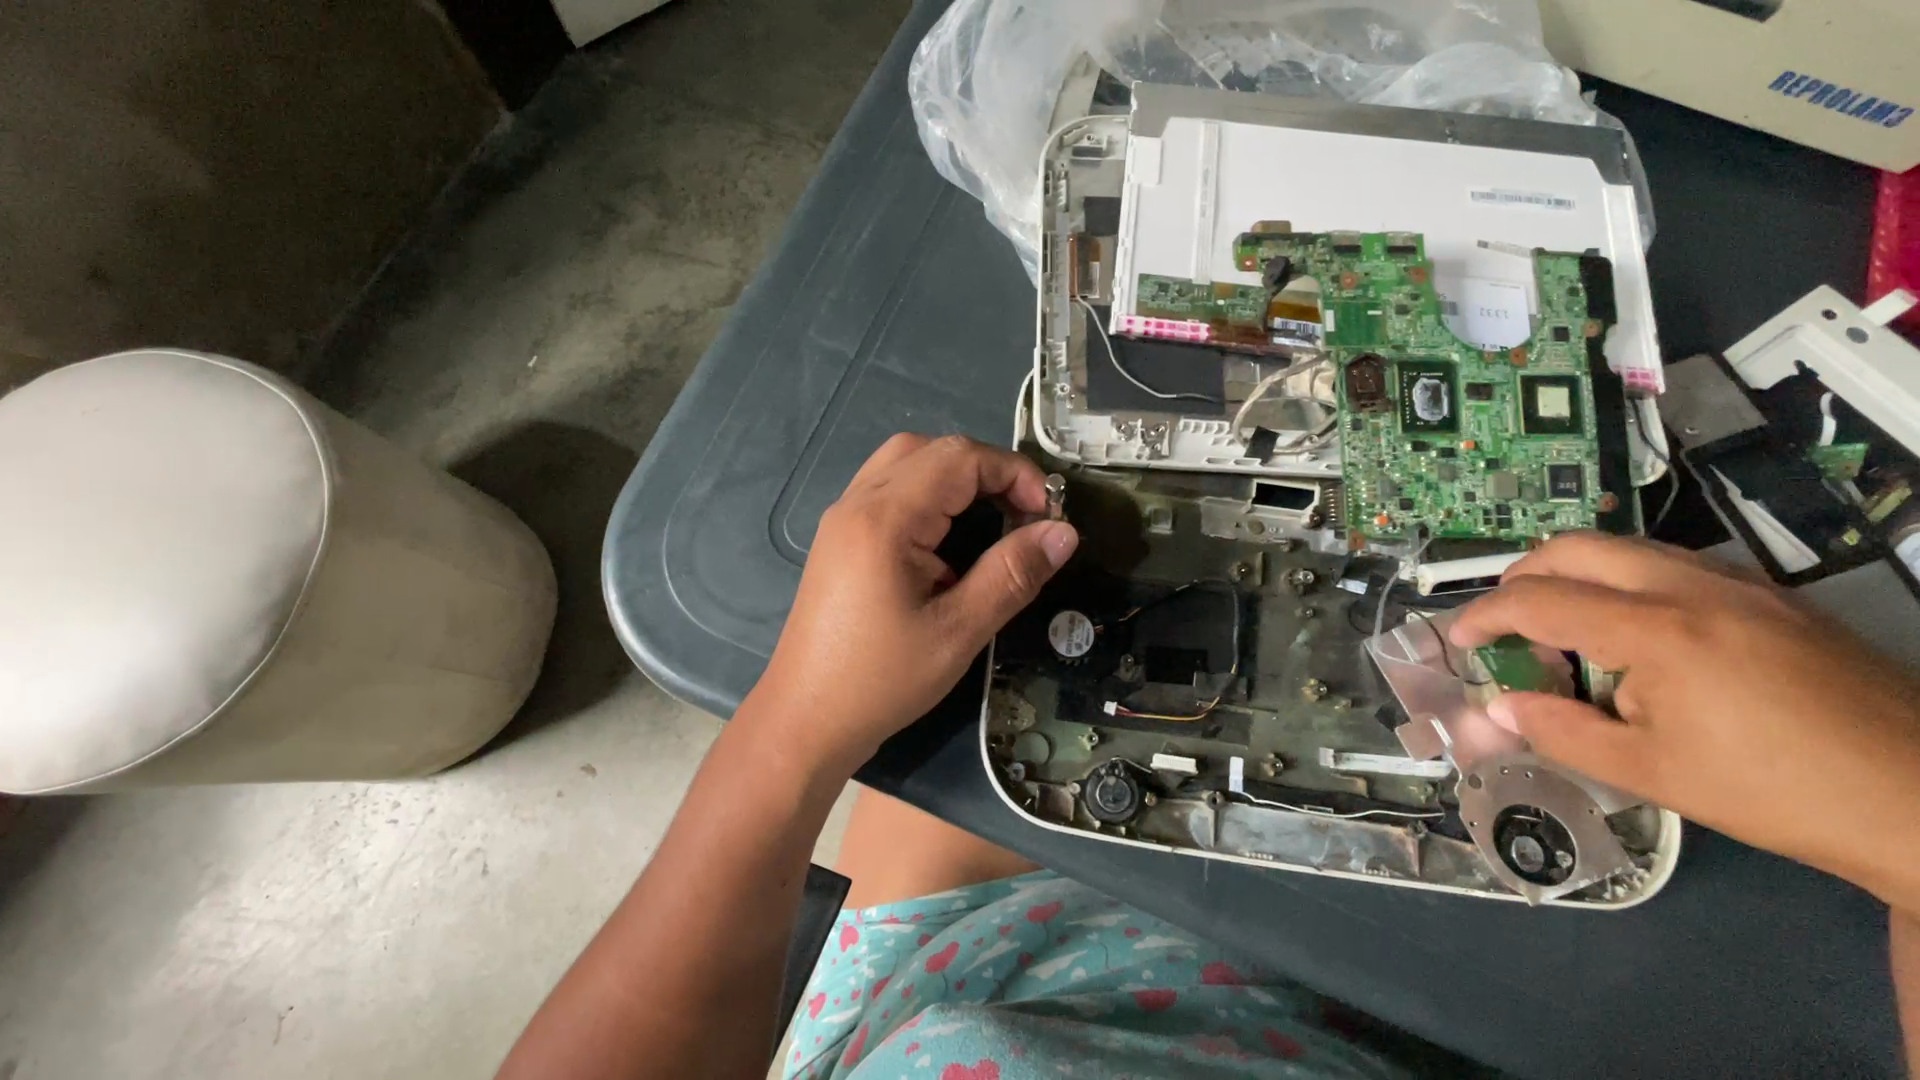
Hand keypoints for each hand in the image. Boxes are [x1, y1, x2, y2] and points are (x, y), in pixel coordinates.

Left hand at [741, 435, 1077, 775]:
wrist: (804, 719)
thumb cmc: (881, 680)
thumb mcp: (958, 631)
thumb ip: (1012, 574)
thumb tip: (1064, 532)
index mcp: (885, 517)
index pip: (960, 458)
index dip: (1014, 474)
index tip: (1049, 515)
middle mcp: (857, 502)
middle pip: (931, 450)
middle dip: (987, 471)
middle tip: (1022, 515)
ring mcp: (842, 518)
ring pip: (906, 463)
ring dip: (955, 479)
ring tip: (992, 519)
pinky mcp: (839, 539)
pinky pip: (888, 489)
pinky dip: (928, 494)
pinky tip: (947, 538)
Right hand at [1449, 533, 1919, 909]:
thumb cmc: (1776, 791)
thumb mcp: (1650, 773)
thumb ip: (1560, 730)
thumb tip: (1501, 706)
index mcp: (1657, 631)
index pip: (1538, 599)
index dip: (1484, 616)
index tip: (1458, 640)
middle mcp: (1693, 587)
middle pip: (1575, 548)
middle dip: (1521, 577)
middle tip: (1504, 624)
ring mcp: (1740, 585)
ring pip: (1625, 549)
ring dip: (1574, 576)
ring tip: (1564, 631)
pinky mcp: (1773, 597)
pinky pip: (1672, 565)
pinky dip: (1624, 583)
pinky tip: (1636, 637)